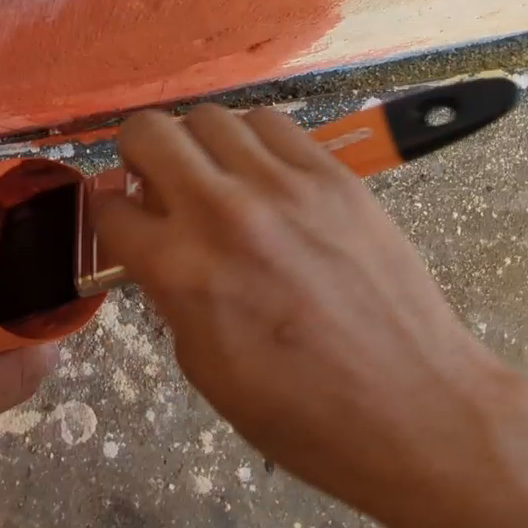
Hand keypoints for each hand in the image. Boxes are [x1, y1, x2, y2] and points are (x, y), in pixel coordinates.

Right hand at [91, 106, 527, 527]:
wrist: (419, 410)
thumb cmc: (305, 412)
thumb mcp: (204, 367)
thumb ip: (166, 291)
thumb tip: (151, 239)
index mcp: (182, 271)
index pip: (110, 208)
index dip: (108, 213)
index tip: (121, 217)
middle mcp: (222, 213)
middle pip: (146, 132)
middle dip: (135, 152)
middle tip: (153, 177)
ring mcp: (281, 186)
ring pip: (207, 116)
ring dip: (196, 143)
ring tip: (214, 174)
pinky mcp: (332, 174)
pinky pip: (271, 121)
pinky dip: (252, 138)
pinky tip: (263, 171)